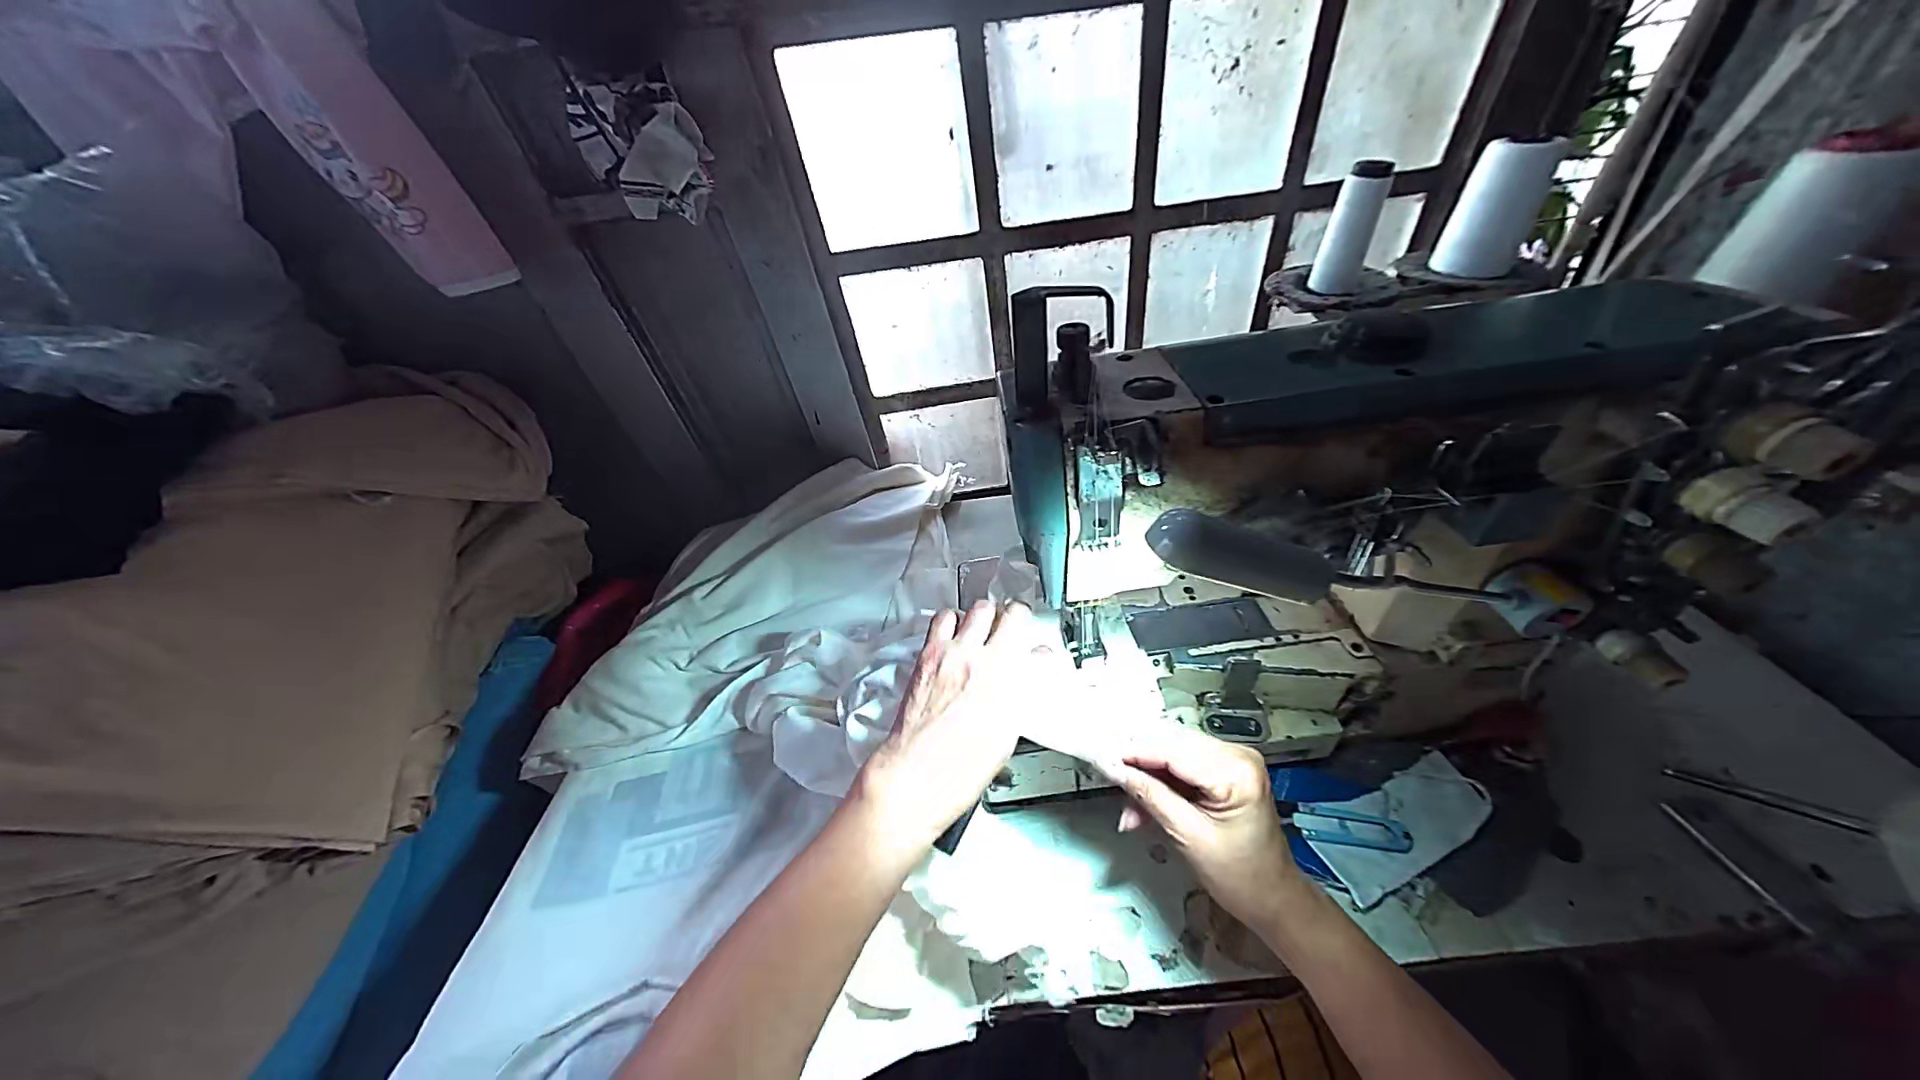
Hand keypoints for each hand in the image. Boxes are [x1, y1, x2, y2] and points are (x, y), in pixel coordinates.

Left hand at [851, 600, 1053, 849]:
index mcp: (1011, 679)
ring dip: (981, 616)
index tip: (1033, 642)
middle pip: (1005, 613)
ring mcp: (954, 653)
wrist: (918, 772)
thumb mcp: (1008, 731)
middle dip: (1009, 617)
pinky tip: (952, 632)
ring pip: (975, 610)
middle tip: (1007, 626)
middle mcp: (984, 659)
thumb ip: (1020, 693)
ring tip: (980, 626)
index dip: (1035, 638)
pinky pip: (943, 619)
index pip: (1034, 641)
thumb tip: (1027, 676)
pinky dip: (951, 620)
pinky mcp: (929, 654)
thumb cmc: (961, 764)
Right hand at [1106, 725, 1303, 925]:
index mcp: (1238, 771)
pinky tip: (1144, 804)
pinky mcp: (1224, 769)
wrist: (1272, 897)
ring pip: (1172, 754)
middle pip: (1171, 746)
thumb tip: (1116, 769)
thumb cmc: (1242, 876)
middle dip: (1138, 766)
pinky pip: (1182, 765)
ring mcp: (1232, 760)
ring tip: (1130, 809)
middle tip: (1109, 779)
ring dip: (1146, 777)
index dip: (1133, 753)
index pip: (1173, 750)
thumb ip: (1150, 797)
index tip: (1102, 758)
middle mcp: (1238, 756)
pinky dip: (1160, 782)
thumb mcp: (1188, 837)